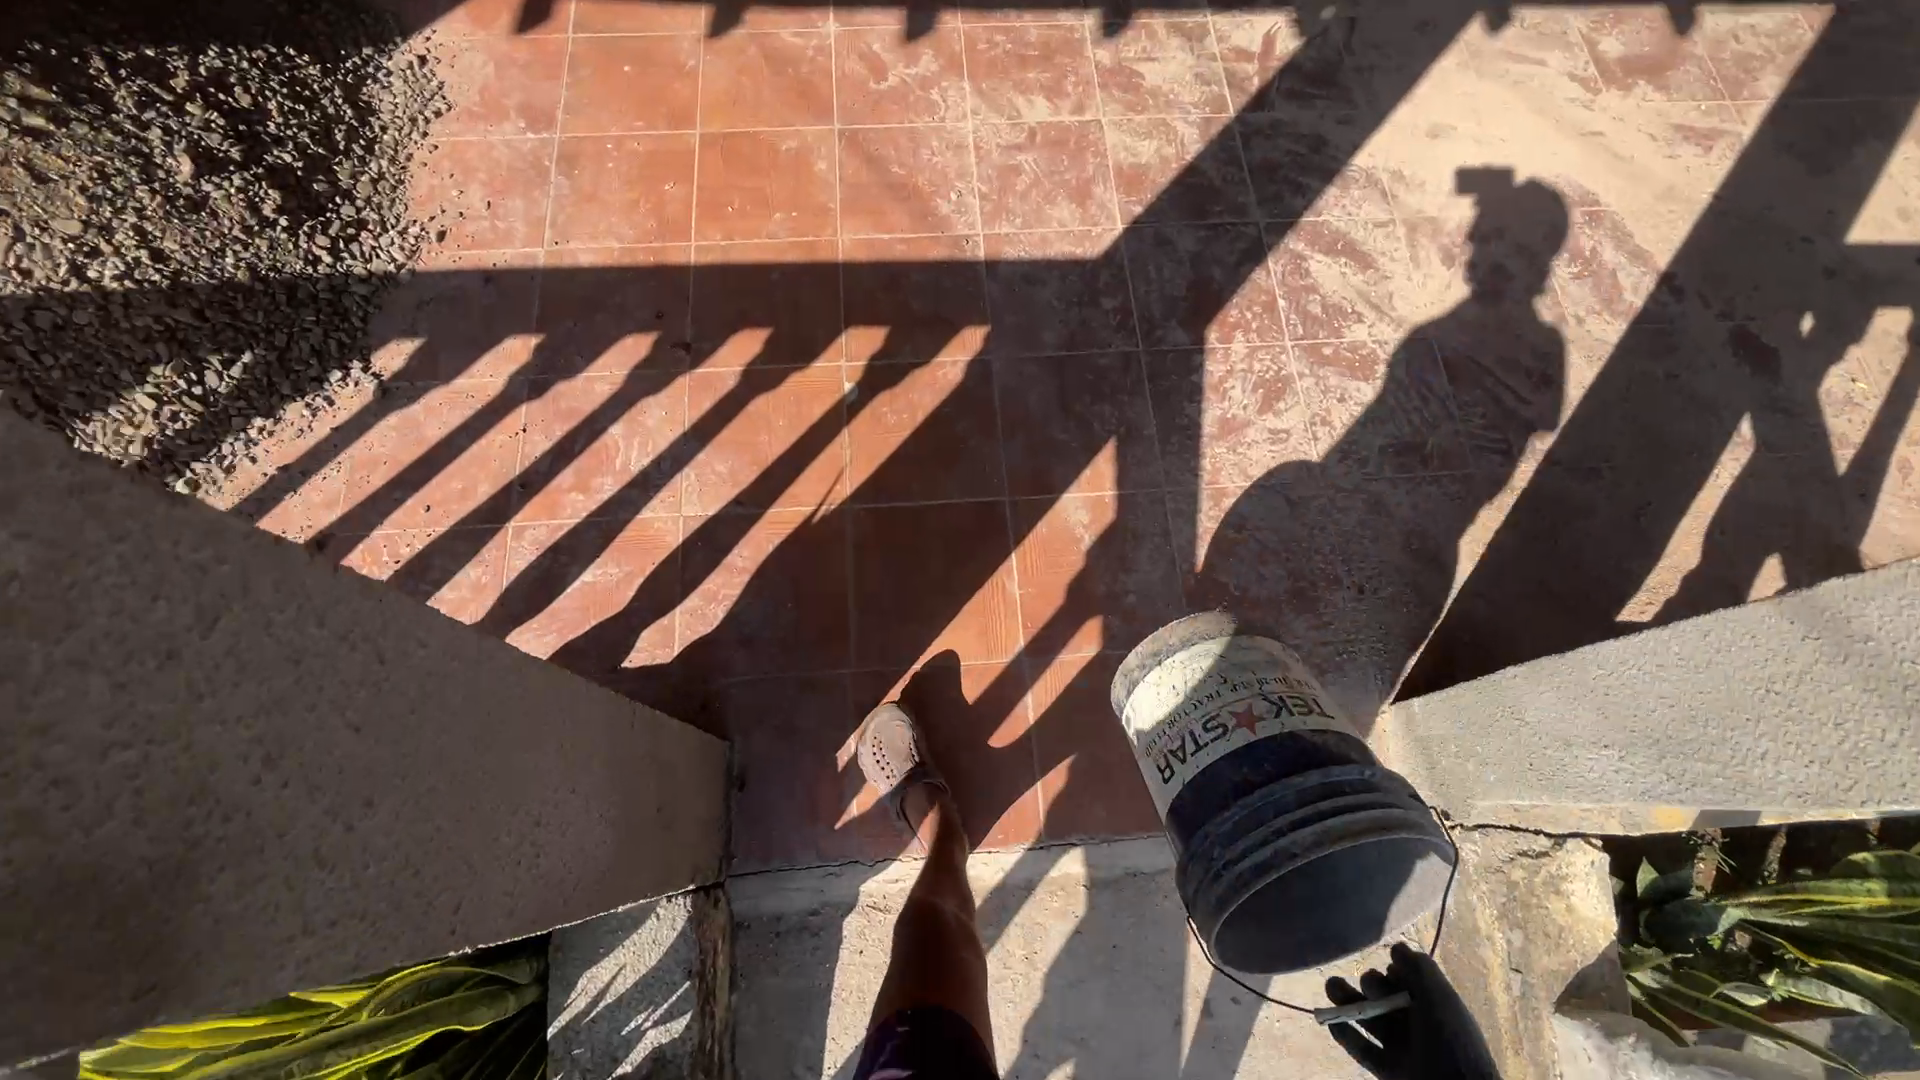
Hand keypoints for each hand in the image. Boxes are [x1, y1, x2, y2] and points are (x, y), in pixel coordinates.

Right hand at [1324, 943, 1499, 1079]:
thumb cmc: (1451, 1042)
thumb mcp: (1440, 998)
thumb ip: (1419, 969)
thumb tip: (1396, 946)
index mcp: (1432, 1006)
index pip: (1405, 980)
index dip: (1394, 971)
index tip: (1393, 972)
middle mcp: (1415, 1025)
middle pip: (1384, 997)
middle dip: (1371, 984)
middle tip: (1371, 987)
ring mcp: (1400, 1048)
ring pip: (1368, 1019)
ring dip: (1347, 1001)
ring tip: (1331, 988)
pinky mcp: (1387, 1071)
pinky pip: (1361, 1049)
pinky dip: (1345, 1035)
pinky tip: (1331, 1022)